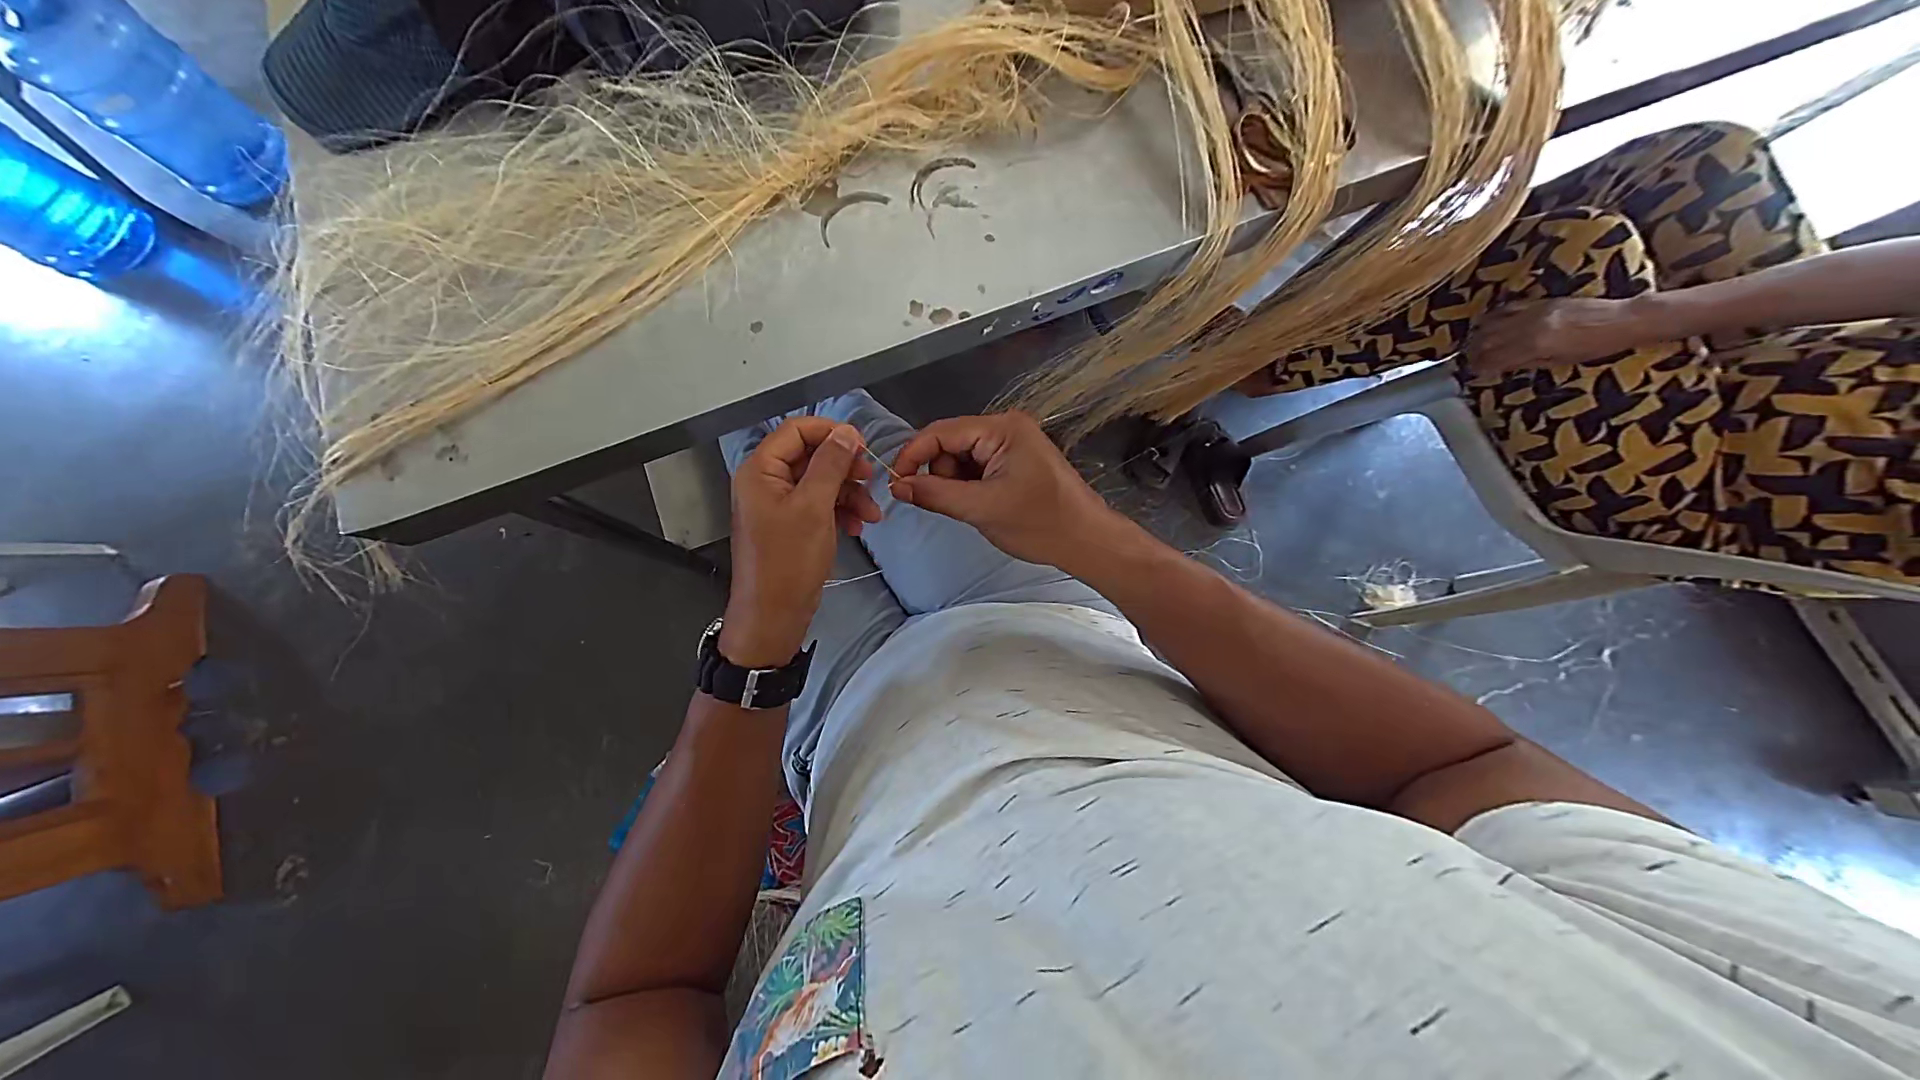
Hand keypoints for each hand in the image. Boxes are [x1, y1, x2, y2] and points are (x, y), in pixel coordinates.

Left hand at [721, 418, 882, 667]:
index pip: (796, 430)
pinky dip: (842, 511)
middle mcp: (767, 482)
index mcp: (761, 470)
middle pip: (812, 456)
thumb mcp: (814, 507)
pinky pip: (821, 504)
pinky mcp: (793, 524)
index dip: (830, 433)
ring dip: (850, 493)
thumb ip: (830, 465)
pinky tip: (858, 526)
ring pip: (822, 482)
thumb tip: (845, 433)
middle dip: (845, 467)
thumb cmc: (787, 562)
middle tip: (870, 478)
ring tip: (872, 513)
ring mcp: (780, 504)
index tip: (861, 446)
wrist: (774, 615)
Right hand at [888, 412, 1131, 572]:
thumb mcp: (981, 508)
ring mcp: (1011, 444)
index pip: (940, 432)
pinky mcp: (1014, 461)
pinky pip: (976, 469)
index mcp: (1001, 428)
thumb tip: (897, 486)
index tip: (895, 483)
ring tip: (974, 508)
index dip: (912, 455)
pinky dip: (969, 488)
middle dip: (940, 474)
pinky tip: (982, 506)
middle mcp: (1005, 428)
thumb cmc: (1040, 523)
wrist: (1086, 540)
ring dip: (955, 484)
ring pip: (960, 459)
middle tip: (953, 504)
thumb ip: (935, 494)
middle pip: (949, 444)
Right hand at [1464, 296, 1652, 374]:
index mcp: (1533, 345)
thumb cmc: (1596, 347)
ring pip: (1491, 323)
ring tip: (1475, 344)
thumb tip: (1501, 365)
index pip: (1493, 358)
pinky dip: (1493, 317)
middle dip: (1474, 352)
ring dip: (1479, 335)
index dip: (1479, 366)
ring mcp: (1533, 311)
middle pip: (1486, 340)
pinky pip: (1507, 308)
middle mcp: (1528, 327)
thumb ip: (1527, 362)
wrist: (1624, 320)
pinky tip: (1489, 324)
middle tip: (1469, 360)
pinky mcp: (1540, 302)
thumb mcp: (1560, 361)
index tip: (1474, 372)